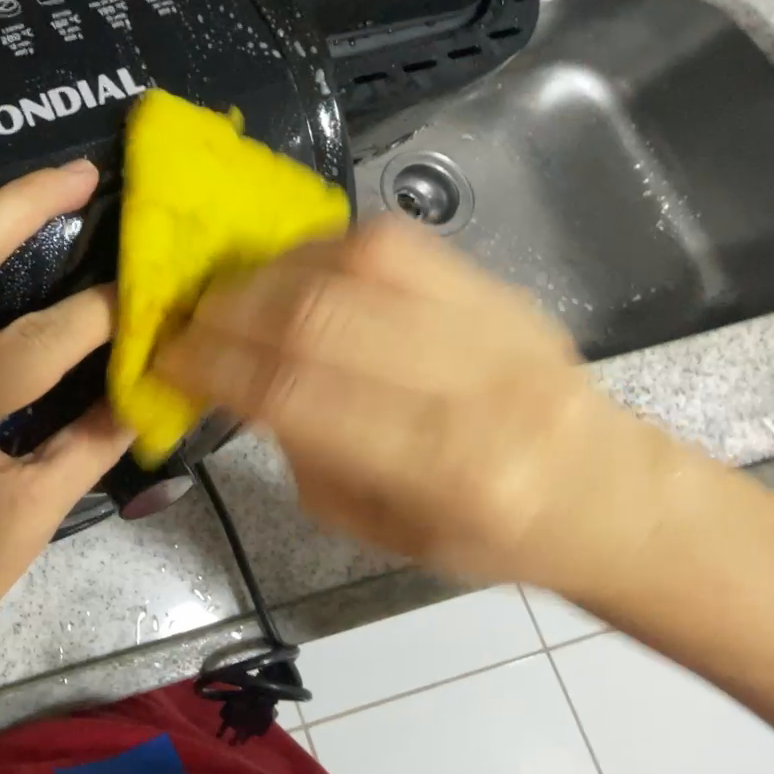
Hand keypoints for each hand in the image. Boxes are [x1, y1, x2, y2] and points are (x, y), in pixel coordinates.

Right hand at [154, 218, 681, 591]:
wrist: (607, 494)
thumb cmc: (478, 534)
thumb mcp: (371, 525)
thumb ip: (299, 447)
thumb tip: (236, 374)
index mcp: (441, 471)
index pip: (293, 396)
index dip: (213, 367)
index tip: (166, 357)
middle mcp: (471, 388)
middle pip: (317, 319)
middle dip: (229, 313)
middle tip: (190, 320)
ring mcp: (491, 323)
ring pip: (354, 263)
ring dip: (269, 274)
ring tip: (234, 293)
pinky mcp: (494, 283)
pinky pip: (390, 239)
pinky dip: (319, 248)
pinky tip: (291, 271)